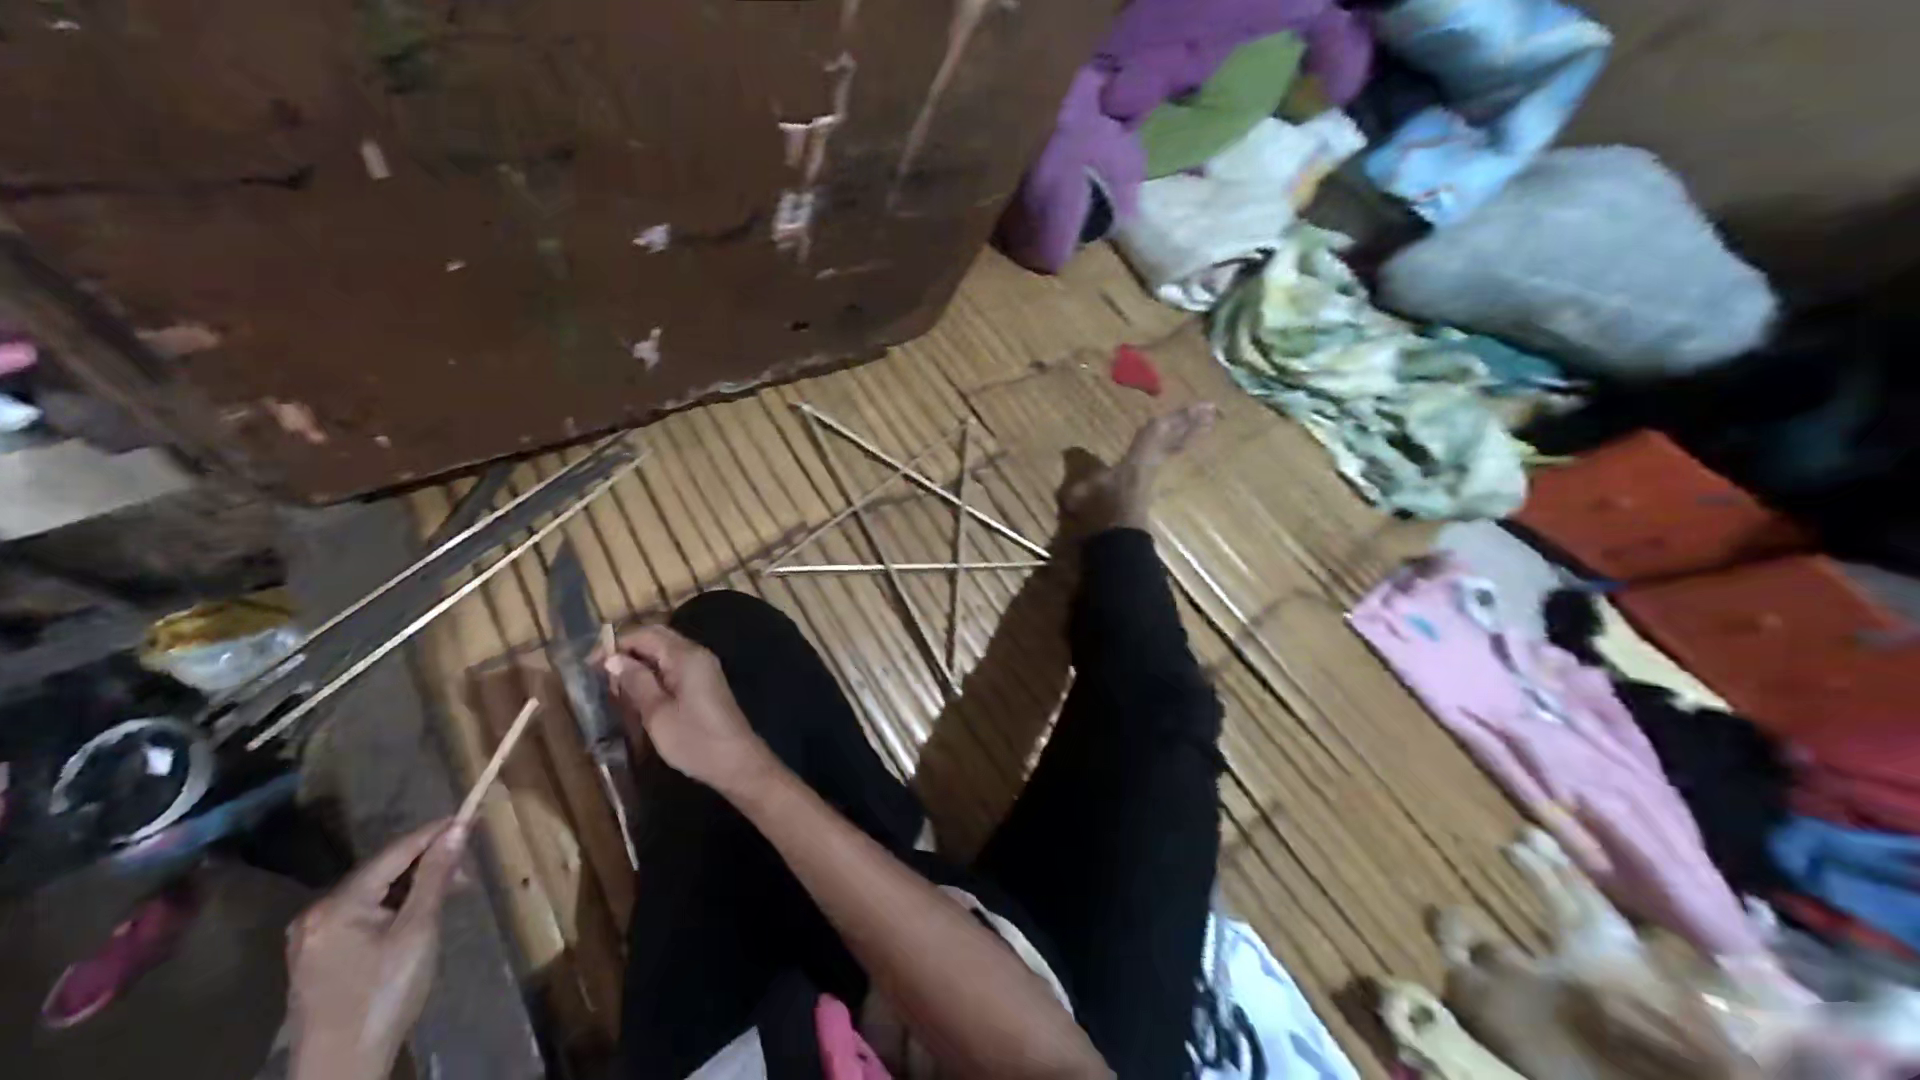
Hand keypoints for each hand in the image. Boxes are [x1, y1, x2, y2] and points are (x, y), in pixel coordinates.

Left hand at [286, 819, 467, 1079]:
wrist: (342, 1066)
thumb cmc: (385, 993)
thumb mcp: (418, 930)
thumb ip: (436, 876)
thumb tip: (457, 828)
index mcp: (336, 905)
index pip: (395, 852)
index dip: (434, 832)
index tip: (471, 815)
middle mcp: (316, 913)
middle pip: (382, 871)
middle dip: (428, 862)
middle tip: (468, 868)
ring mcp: (312, 936)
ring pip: (374, 892)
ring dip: (415, 885)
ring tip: (452, 891)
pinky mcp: (318, 955)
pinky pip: (363, 913)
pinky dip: (396, 906)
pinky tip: (421, 913)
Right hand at [601, 625, 770, 791]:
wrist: (736, 762)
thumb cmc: (694, 740)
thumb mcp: (657, 713)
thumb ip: (636, 682)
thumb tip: (613, 659)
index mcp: (686, 656)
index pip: (646, 634)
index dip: (616, 645)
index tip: (589, 665)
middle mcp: (697, 654)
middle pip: (657, 638)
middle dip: (627, 650)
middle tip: (599, 673)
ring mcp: (703, 667)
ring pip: (665, 652)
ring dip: (639, 662)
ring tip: (614, 685)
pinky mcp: (704, 682)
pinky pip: (674, 666)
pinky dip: (653, 672)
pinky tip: (637, 691)